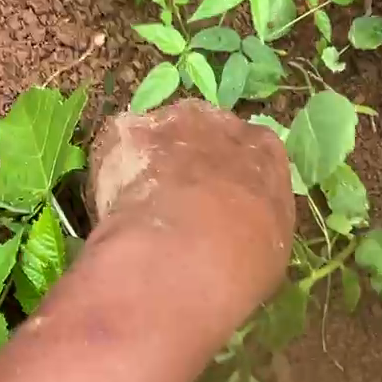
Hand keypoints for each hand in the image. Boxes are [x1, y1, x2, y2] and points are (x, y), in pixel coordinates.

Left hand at [85, 99, 294, 319]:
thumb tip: (238, 238)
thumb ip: (256, 228)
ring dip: (147, 166)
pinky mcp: (126, 132)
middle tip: (173, 207)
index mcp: (265, 152)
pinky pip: (117, 150)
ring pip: (156, 138)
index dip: (229, 180)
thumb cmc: (243, 261)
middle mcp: (221, 123)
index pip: (250, 154)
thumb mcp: (270, 252)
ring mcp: (170, 121)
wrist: (191, 250)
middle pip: (202, 136)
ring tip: (138, 209)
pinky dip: (112, 174)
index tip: (217, 204)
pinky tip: (111, 208)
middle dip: (187, 165)